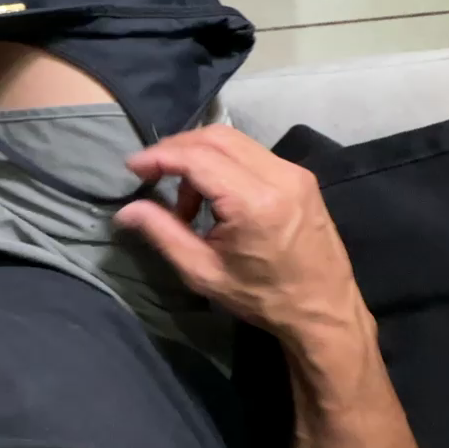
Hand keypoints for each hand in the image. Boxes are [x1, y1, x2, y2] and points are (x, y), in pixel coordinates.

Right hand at [115, 124, 368, 344]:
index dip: (160, 157)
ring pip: (233, 140)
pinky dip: (220, 163)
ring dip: (198, 156)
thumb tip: (125, 211)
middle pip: (216, 137)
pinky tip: (210, 195)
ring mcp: (294, 173)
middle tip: (150, 173)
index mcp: (254, 203)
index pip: (198, 158)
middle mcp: (279, 176)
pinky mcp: (299, 177)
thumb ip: (162, 233)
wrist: (323, 310)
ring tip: (183, 198)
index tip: (132, 167)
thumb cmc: (260, 297)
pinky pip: (250, 153)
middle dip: (176, 148)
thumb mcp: (202, 271)